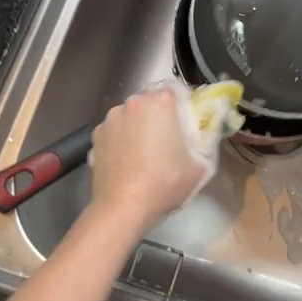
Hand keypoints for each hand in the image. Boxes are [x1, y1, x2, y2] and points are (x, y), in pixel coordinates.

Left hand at [89, 88, 205, 231]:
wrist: (123, 207)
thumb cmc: (164, 183)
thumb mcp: (200, 165)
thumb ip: (205, 142)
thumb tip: (204, 134)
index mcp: (162, 102)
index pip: (179, 93)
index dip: (185, 109)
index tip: (188, 128)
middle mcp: (134, 102)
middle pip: (153, 102)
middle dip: (161, 116)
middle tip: (168, 141)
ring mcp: (111, 118)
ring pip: (132, 115)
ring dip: (139, 126)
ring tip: (144, 154)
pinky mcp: (96, 135)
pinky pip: (115, 130)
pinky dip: (121, 139)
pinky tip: (126, 160)